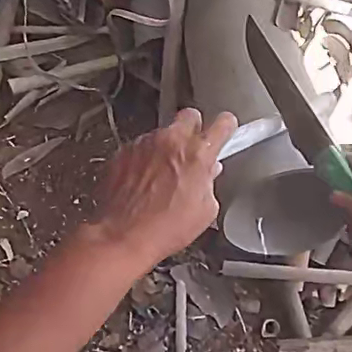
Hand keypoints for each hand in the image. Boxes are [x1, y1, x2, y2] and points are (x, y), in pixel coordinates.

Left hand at [91, 108, 235, 266]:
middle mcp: (171, 142)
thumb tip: (207, 176)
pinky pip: (141, 147)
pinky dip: (146, 159)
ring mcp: (145, 144)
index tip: (227, 128)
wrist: (123, 236)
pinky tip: (147, 182)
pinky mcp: (124, 152)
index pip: (222, 124)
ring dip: (167, 147)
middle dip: (194, 128)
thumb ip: (210, 184)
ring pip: (163, 133)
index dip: (227, 126)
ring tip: (166, 175)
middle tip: (194, 148)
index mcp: (198, 154)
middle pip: (189, 116)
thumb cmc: (164, 227)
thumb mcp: (205, 211)